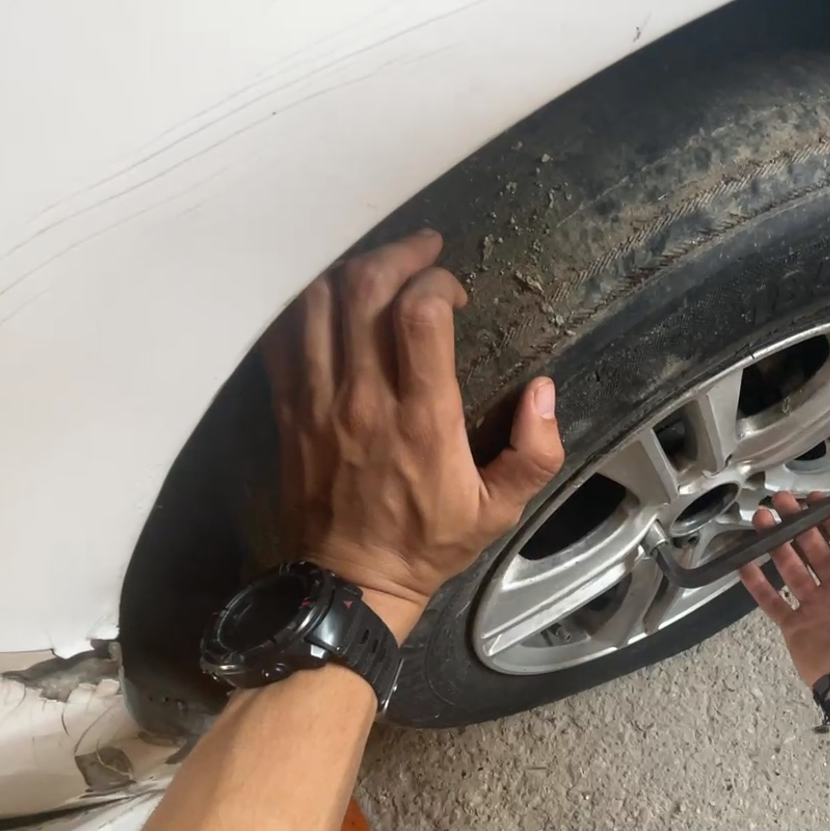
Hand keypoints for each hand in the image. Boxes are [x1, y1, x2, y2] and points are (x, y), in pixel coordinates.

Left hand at [261, 229, 563, 639]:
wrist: (352, 580)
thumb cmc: (430, 543)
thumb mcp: (500, 511)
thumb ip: (535, 454)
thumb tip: (544, 392)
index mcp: (422, 420)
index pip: (419, 317)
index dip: (438, 283)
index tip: (455, 293)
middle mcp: (364, 399)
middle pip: (364, 291)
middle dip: (396, 254)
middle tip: (422, 250)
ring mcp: (318, 401)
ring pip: (319, 303)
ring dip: (352, 270)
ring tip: (380, 265)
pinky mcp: (289, 410)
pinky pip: (285, 336)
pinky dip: (308, 304)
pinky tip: (332, 299)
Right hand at [738, 491, 829, 685]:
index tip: (813, 500)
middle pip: (815, 550)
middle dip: (798, 525)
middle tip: (780, 503)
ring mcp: (816, 609)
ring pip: (791, 570)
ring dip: (776, 544)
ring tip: (761, 522)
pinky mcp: (795, 628)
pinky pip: (772, 603)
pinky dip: (757, 584)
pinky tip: (744, 563)